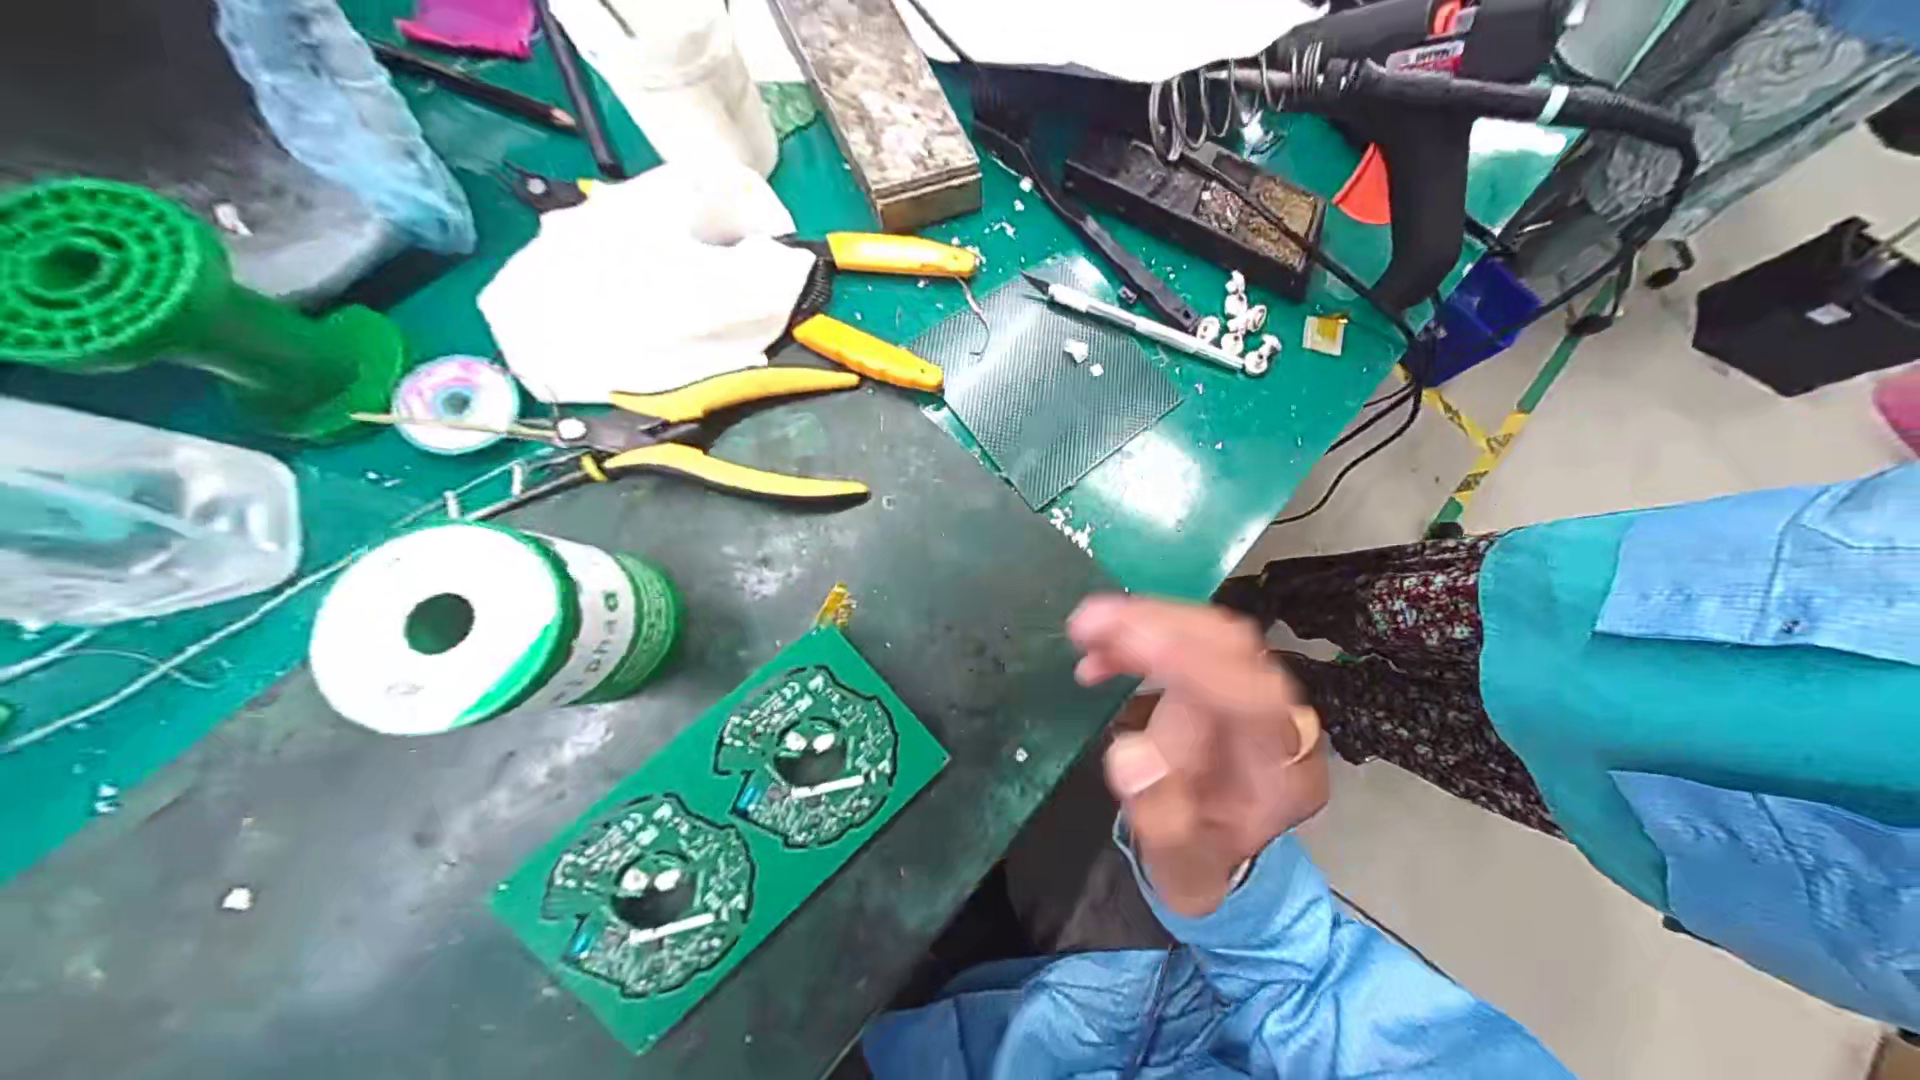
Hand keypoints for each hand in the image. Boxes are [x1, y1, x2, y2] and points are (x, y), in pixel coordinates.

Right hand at [1069, 594, 1328, 915]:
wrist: (1218, 850)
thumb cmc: (1200, 859)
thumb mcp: (1182, 866)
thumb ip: (1163, 821)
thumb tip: (1130, 760)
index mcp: (1282, 773)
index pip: (1251, 702)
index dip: (1192, 666)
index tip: (1130, 643)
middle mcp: (1281, 721)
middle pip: (1234, 649)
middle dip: (1159, 626)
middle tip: (1092, 623)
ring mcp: (1257, 692)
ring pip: (1211, 631)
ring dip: (1145, 620)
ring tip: (1086, 628)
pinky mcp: (1229, 676)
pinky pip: (1192, 637)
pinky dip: (1142, 633)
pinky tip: (1100, 651)